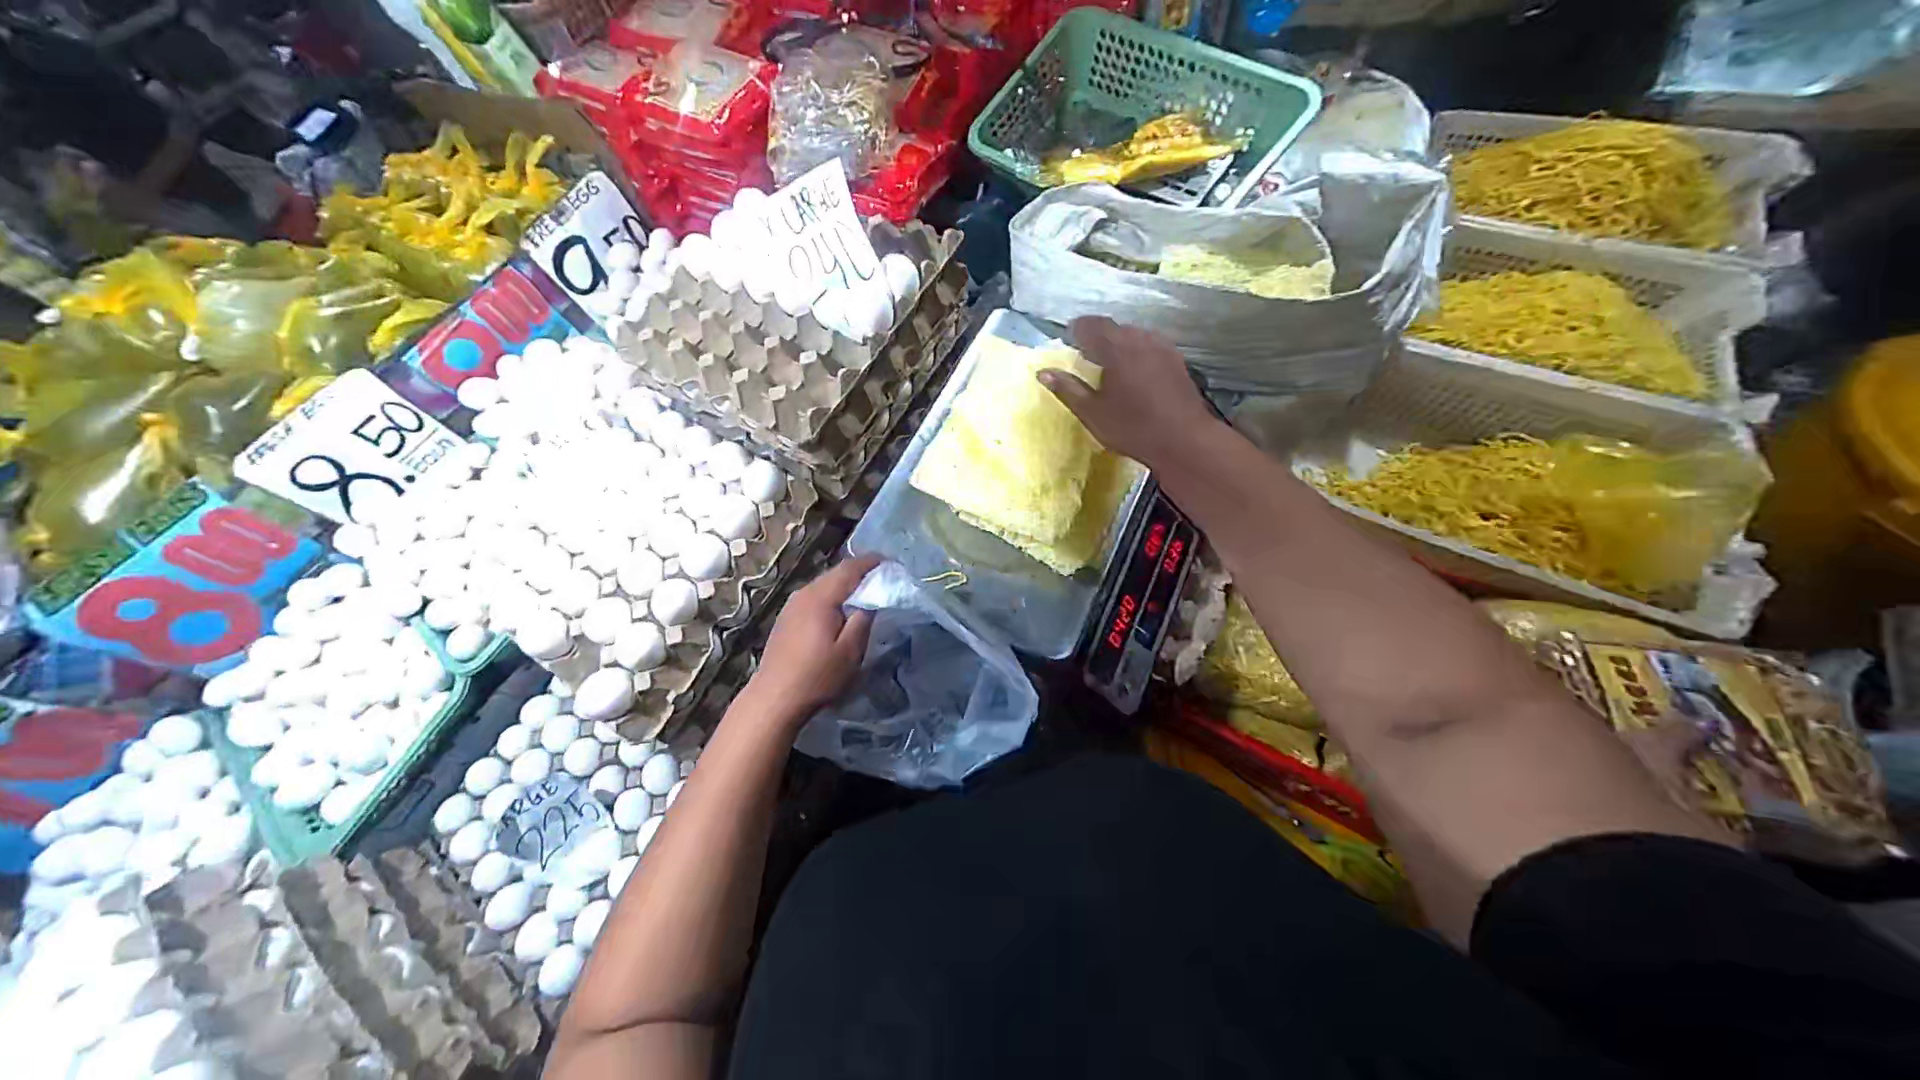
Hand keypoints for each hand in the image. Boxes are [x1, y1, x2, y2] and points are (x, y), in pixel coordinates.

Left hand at [736, 554, 882, 727]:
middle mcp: (804, 593)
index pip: (850, 568)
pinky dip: (832, 597)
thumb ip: (863, 619)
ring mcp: (791, 605)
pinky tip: (840, 611)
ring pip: (824, 585)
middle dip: (860, 572)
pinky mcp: (786, 618)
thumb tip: (871, 598)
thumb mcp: (851, 651)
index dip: (872, 562)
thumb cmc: (817, 676)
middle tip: (883, 580)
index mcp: (820, 597)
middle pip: (835, 574)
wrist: (774, 699)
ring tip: (866, 594)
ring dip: (845, 585)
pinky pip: (814, 597)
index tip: (892, 564)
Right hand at [1037, 316, 1219, 468]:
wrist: (1184, 440)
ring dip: (1120, 344)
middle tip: (1087, 354)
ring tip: (1110, 365)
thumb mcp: (1092, 412)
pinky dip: (1137, 353)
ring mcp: (1163, 348)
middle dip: (1099, 337)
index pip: (1092, 324)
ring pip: (1135, 336)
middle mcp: (1141, 339)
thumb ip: (1067, 389)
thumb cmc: (1133, 428)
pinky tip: (1135, 374)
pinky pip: (1151, 347)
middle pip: (1115, 328)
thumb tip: (1043, 372)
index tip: (1070, 338)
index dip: (1078, 329)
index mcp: (1117, 348)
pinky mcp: (1177, 361)